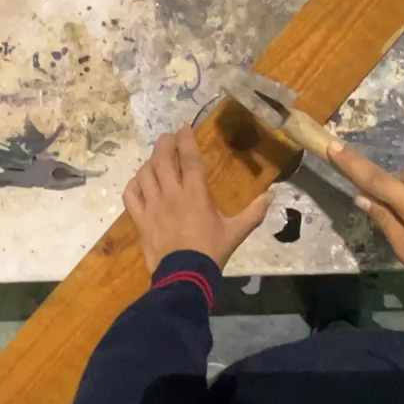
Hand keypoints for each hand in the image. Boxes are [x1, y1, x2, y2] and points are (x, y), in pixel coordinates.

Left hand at [124, 128, 276, 272]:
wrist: (185, 276)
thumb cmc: (212, 252)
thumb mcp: (236, 231)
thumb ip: (255, 211)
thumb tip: (273, 194)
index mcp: (195, 193)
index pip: (189, 157)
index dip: (186, 138)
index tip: (184, 127)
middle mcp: (171, 194)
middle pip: (162, 158)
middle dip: (164, 143)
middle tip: (169, 139)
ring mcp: (152, 206)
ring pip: (144, 173)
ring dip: (150, 163)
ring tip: (156, 161)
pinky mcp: (140, 219)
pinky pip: (130, 195)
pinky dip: (133, 185)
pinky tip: (139, 184)